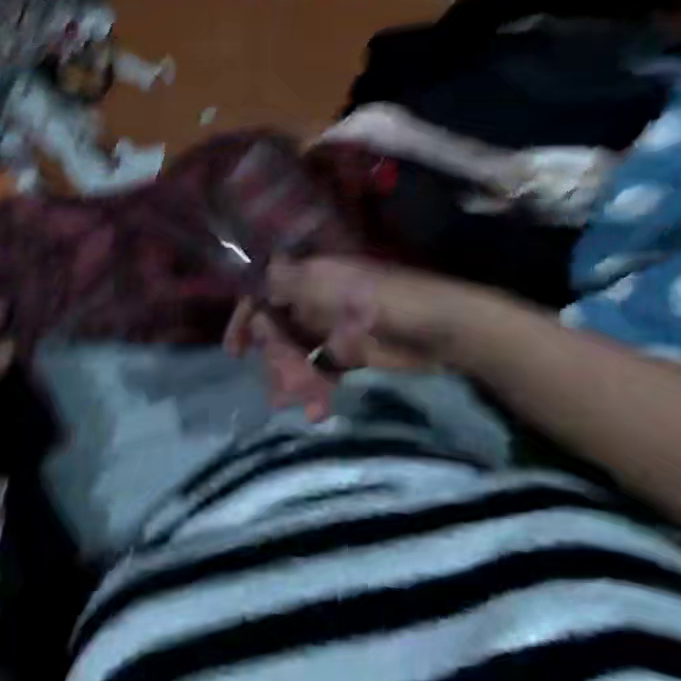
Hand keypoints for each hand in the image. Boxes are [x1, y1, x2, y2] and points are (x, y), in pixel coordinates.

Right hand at [224, 258, 487, 399]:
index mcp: (314, 276)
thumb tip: (256, 271)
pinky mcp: (350, 354)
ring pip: (297, 354)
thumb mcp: (338, 286)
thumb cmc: (390, 300)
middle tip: (285, 383)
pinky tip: (315, 409)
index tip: (235, 350)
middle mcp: (318, 299)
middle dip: (277, 358)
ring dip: (293, 378)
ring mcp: (334, 328)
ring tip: (303, 401)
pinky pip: (320, 371)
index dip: (247, 318)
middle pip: (279, 329)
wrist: (445, 329)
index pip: (267, 292)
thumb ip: (293, 282)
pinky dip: (315, 389)